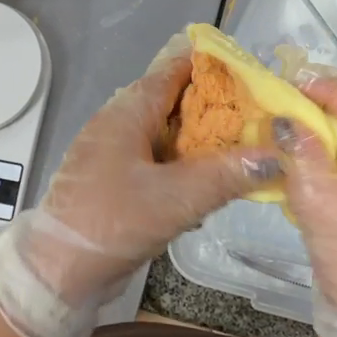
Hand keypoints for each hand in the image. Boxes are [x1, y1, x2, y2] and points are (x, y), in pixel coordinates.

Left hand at [0, 34, 278, 336]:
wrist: (59, 270)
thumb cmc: (113, 222)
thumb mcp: (177, 198)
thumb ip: (228, 174)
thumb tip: (278, 155)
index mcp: (127, 113)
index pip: (174, 70)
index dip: (212, 66)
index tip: (253, 73)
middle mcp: (116, 125)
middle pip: (172, 104)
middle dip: (214, 109)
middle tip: (258, 119)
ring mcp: (111, 156)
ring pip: (164, 138)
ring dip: (199, 145)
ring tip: (241, 153)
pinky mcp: (111, 184)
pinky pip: (154, 166)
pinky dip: (180, 171)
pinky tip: (206, 191)